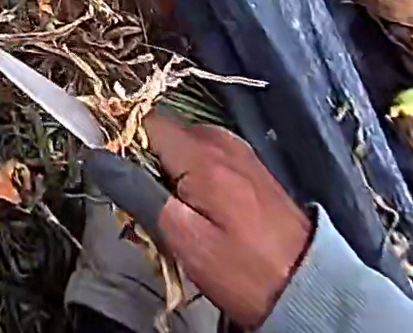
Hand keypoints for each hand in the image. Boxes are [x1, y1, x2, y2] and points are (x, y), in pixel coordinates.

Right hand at [92, 110, 312, 327]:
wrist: (316, 293)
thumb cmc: (245, 271)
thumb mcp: (183, 237)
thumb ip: (136, 190)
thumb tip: (96, 154)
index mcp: (200, 152)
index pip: (142, 119)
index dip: (119, 136)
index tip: (108, 165)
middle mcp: (217, 138)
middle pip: (160, 131)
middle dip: (142, 160)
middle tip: (143, 206)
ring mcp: (235, 148)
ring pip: (179, 144)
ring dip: (165, 169)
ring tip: (172, 215)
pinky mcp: (246, 162)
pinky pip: (201, 154)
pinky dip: (188, 174)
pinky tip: (197, 210)